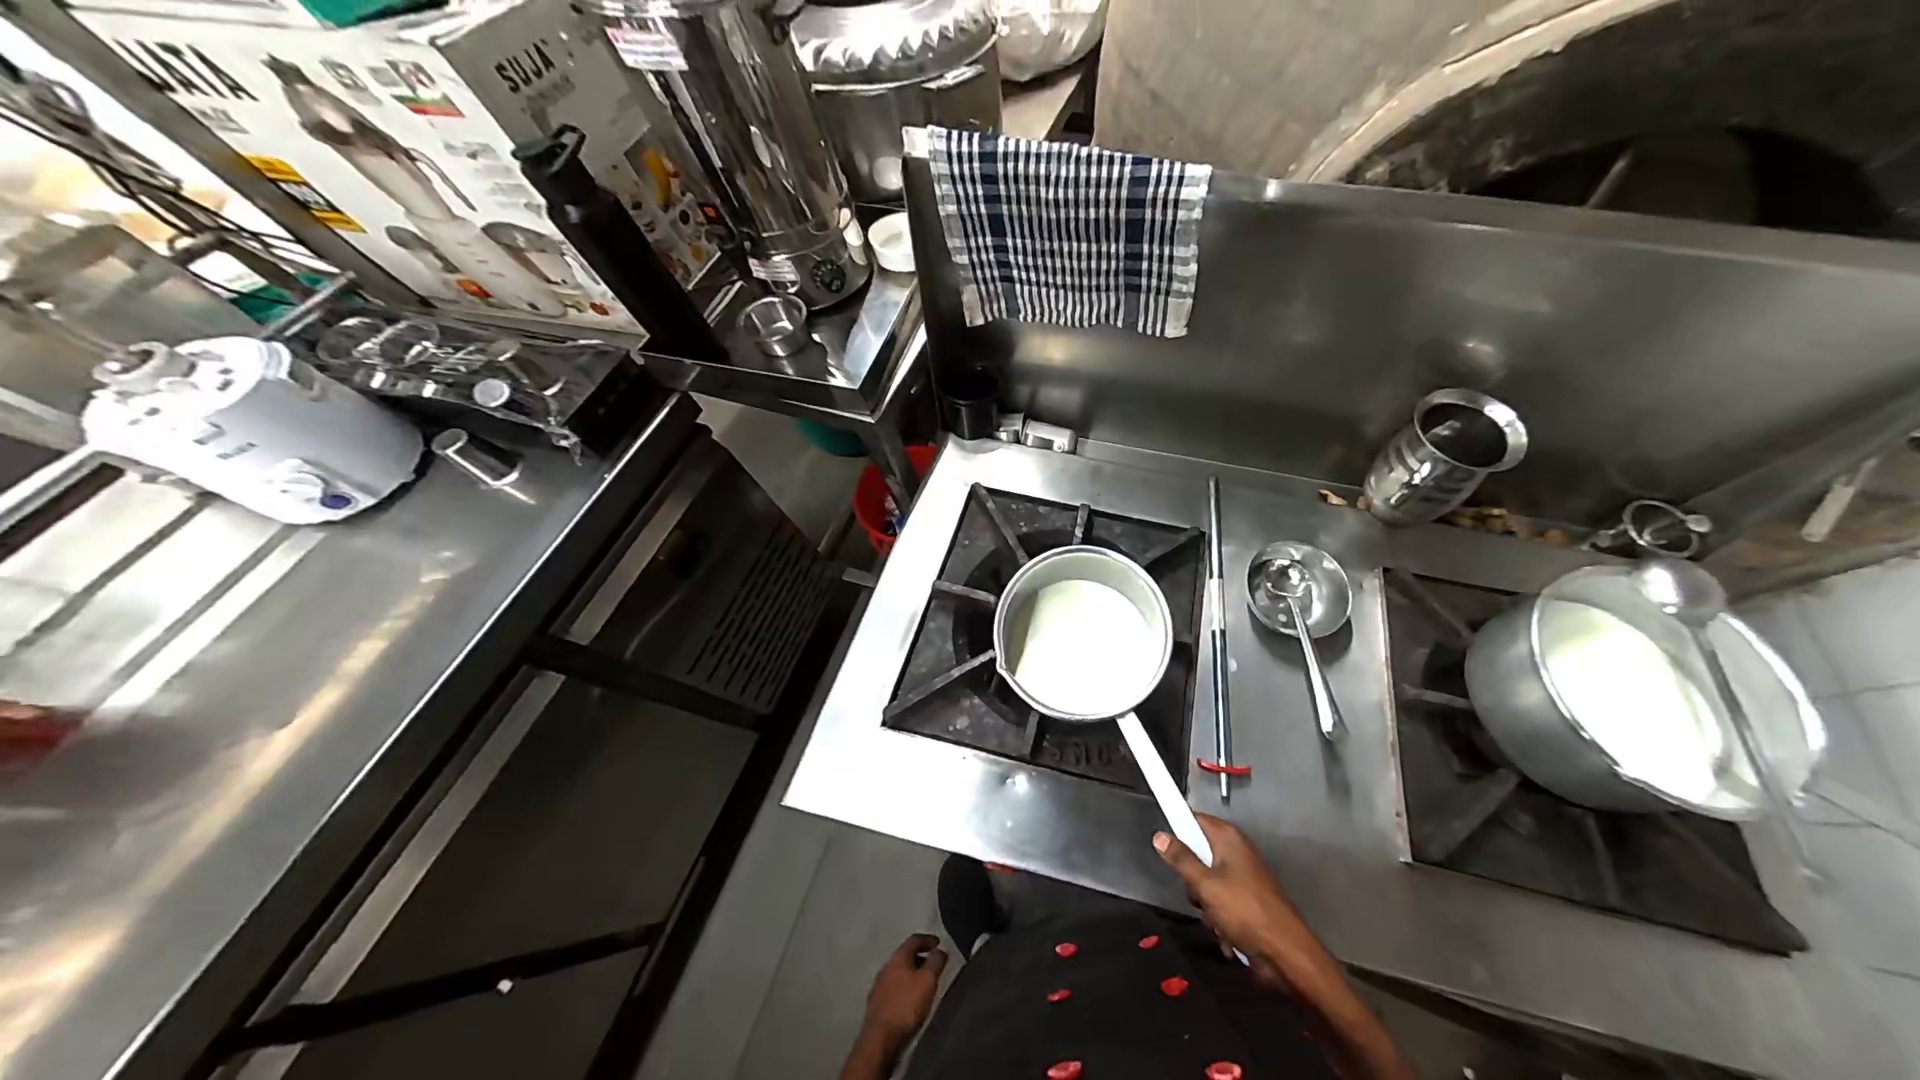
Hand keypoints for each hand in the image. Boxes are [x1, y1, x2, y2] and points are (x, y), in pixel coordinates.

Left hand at [859, 933, 948, 1052]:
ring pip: (899, 972)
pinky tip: (911, 1000)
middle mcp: (886, 967)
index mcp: (898, 957)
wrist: (880, 1039)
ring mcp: (879, 986)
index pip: (914, 939)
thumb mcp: (928, 980)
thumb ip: (936, 961)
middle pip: (905, 955)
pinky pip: (894, 988)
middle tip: (935, 964)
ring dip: (913, 973)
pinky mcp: (877, 1004)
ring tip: (926, 983)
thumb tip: (941, 948)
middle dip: (921, 957)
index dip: (928, 939)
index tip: (940, 943)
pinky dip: (905, 988)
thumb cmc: (907, 1005)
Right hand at [1153, 814, 1323, 982]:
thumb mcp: (1205, 884)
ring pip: (1205, 885)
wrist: (1286, 954)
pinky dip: (1219, 919)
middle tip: (1197, 892)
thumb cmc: (1245, 911)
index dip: (1177, 828)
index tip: (1163, 844)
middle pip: (1197, 855)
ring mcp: (1241, 879)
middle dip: (1192, 880)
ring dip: (1205, 905)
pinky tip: (1228, 934)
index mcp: (1228, 839)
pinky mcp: (1245, 903)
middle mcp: (1235, 854)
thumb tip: (1159, 835)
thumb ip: (1180, 859)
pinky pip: (1219, 904)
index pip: (1194, 819)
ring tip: (1217, 918)